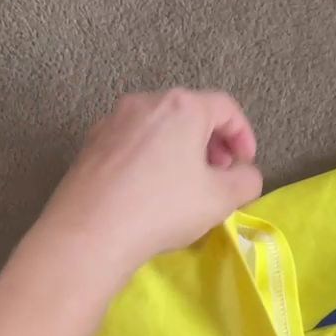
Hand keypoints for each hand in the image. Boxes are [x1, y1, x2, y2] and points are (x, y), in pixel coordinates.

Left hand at [37, 90, 261, 276]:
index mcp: (181, 106)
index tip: (246, 162)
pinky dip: (150, 155)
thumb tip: (244, 173)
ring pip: (158, 125)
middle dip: (211, 141)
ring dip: (180, 147)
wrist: (89, 233)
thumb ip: (247, 180)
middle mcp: (145, 102)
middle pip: (189, 111)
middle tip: (219, 173)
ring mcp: (112, 120)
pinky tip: (149, 188)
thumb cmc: (162, 208)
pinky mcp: (90, 143)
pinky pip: (132, 141)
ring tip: (185, 182)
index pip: (225, 107)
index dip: (243, 134)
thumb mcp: (221, 199)